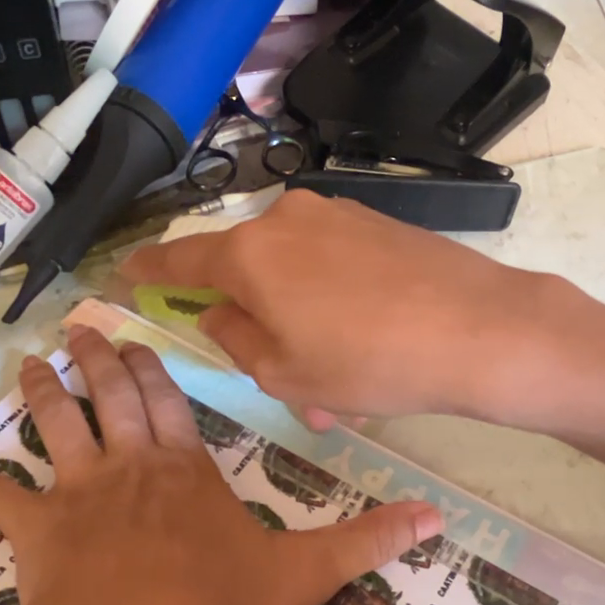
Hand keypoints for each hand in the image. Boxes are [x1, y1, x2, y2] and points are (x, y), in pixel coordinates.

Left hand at [0, 326, 440, 604]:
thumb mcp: (304, 575)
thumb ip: (367, 543)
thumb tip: (439, 518)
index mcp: (186, 468)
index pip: (170, 401)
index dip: (155, 368)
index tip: (135, 337)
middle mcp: (129, 463)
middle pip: (110, 396)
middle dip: (96, 359)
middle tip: (78, 327)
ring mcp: (75, 492)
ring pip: (53, 424)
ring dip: (40, 390)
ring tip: (26, 360)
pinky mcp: (31, 530)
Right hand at [122, 190, 577, 428]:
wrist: (480, 331)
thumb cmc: (369, 363)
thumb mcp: (284, 372)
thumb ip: (234, 338)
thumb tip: (216, 311)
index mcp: (250, 255)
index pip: (180, 260)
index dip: (148, 271)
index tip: (124, 273)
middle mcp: (286, 220)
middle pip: (246, 273)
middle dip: (257, 327)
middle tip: (281, 383)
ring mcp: (336, 215)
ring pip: (295, 278)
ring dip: (302, 328)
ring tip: (339, 388)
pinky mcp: (378, 223)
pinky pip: (333, 268)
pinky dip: (334, 309)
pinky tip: (367, 351)